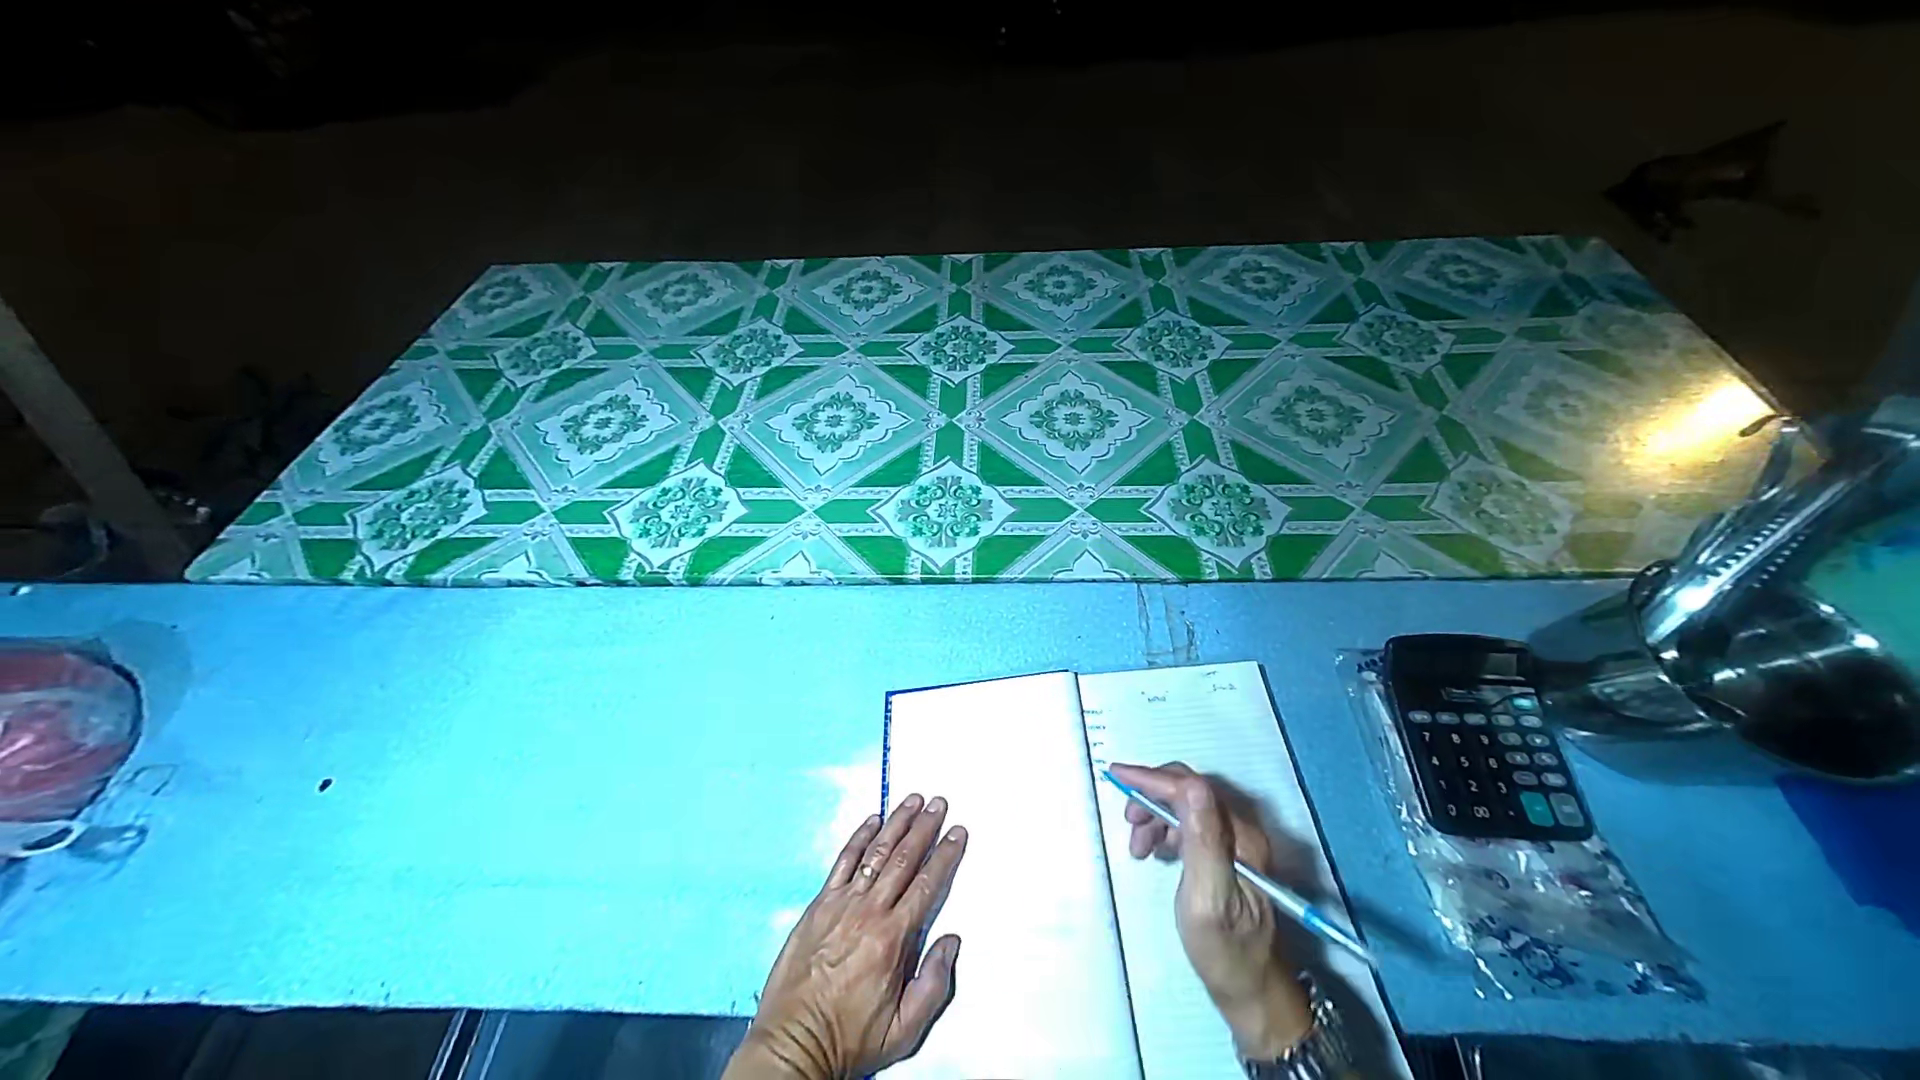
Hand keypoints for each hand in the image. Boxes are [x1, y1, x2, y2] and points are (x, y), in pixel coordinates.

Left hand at [723, 793, 967, 1079]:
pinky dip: (858, 838)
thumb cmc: (851, 1039)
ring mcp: (841, 904)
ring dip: (897, 823)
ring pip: (875, 852)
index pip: (928, 884)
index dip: (946, 854)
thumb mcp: (904, 1029)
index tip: (958, 832)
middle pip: (904, 859)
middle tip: (939, 803)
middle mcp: (869, 912)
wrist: (794, 1044)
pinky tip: (872, 821)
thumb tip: (951, 940)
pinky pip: (842, 862)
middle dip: (925, 827)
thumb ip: (934, 983)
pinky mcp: (818, 905)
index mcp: (893, 938)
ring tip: (912, 800)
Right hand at [1109, 762, 1311, 1058]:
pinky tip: (1157, 850)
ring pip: (1186, 804)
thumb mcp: (1208, 899)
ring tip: (1139, 847)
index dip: (1152, 779)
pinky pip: (1189, 822)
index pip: (1191, 788)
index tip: (1117, 776)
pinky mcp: (1227, 853)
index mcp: (1240, 837)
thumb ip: (1202, 839)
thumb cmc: (1225, 950)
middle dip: (1151, 797)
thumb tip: (1191, 786)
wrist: (1252, 990)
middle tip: (1129, 824)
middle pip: (1188, 790)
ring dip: (1156, 816)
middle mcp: (1242, 831)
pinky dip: (1166, 829)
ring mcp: (1236, 841)